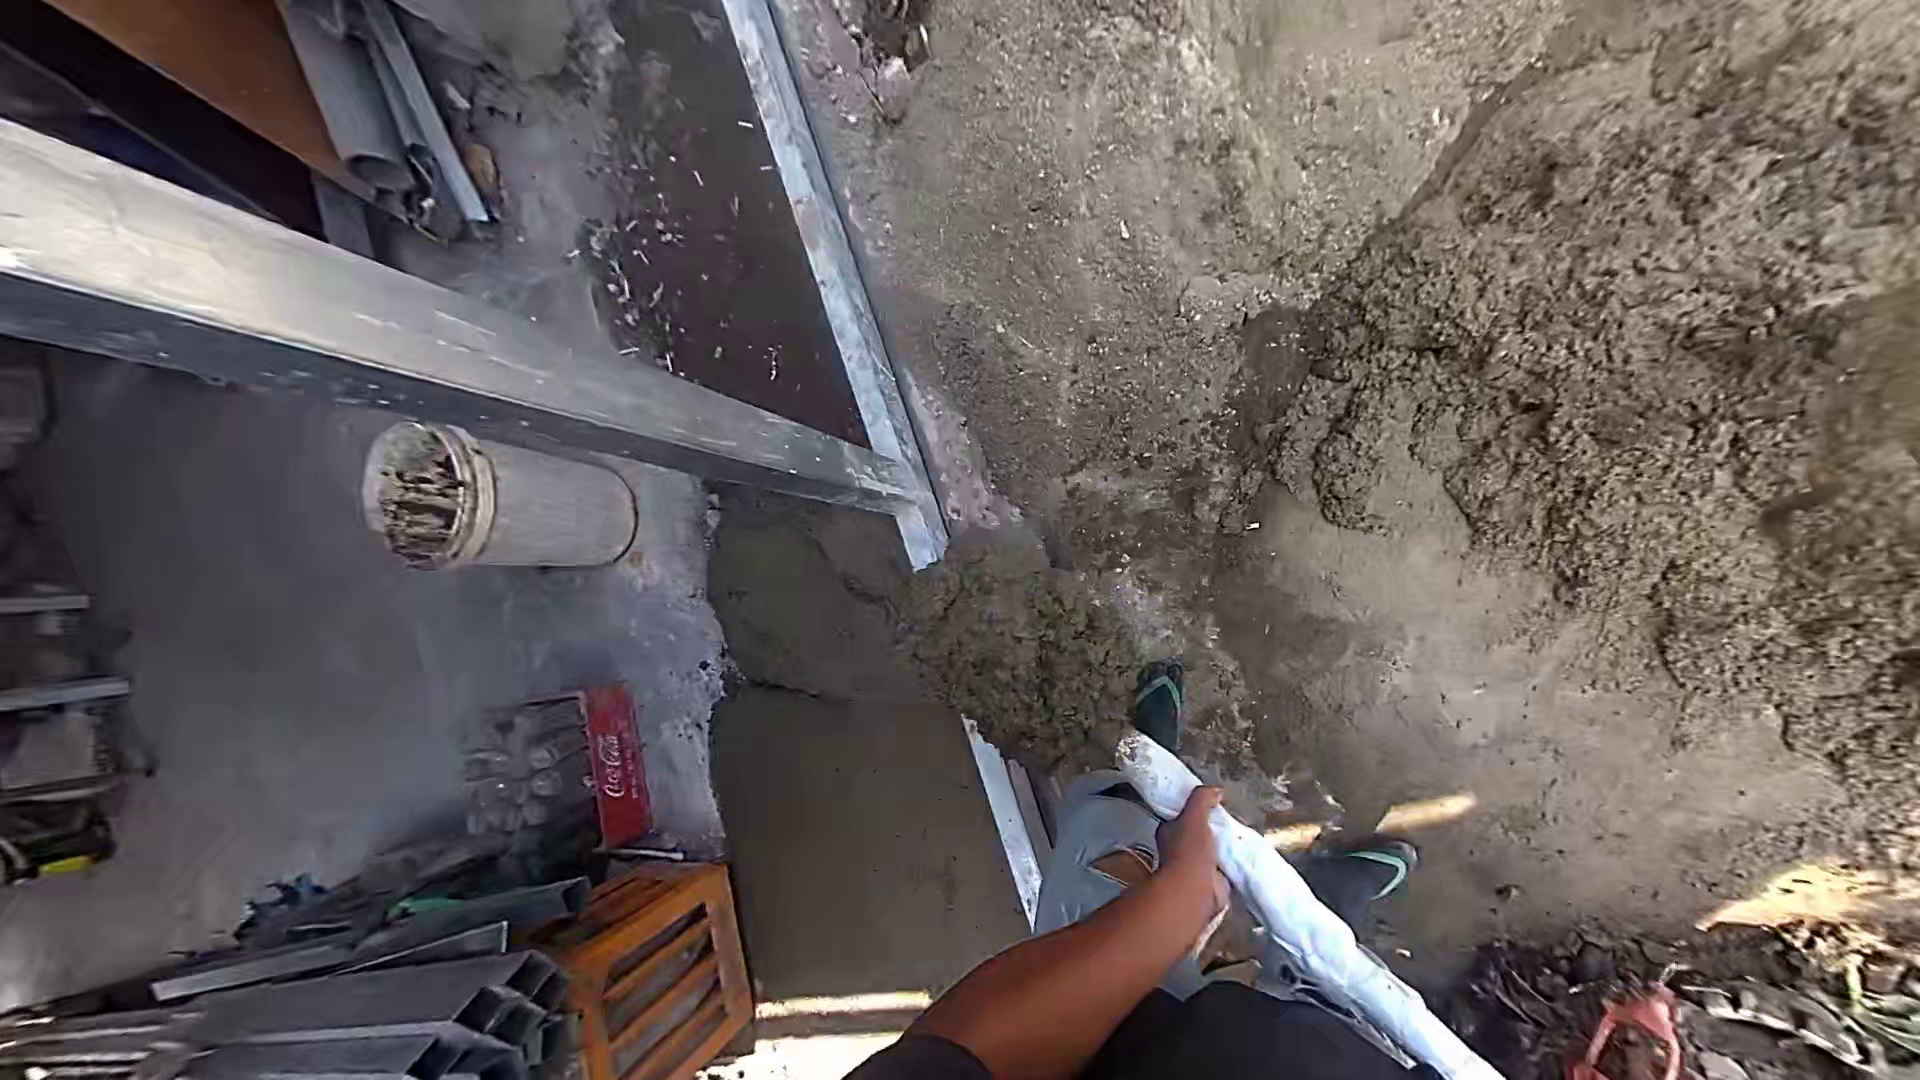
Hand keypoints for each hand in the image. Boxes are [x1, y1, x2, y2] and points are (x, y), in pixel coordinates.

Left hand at [1154, 786, 1228, 923]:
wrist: (1196, 890)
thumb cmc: (1189, 850)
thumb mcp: (1194, 816)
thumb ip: (1202, 799)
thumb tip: (1216, 789)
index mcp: (1168, 830)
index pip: (1181, 814)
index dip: (1195, 808)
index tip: (1211, 803)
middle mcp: (1177, 847)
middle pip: (1198, 832)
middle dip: (1213, 828)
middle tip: (1230, 820)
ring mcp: (1194, 865)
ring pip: (1211, 849)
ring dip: (1224, 846)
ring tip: (1239, 836)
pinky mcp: (1211, 880)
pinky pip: (1224, 867)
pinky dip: (1233, 863)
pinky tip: (1244, 855)